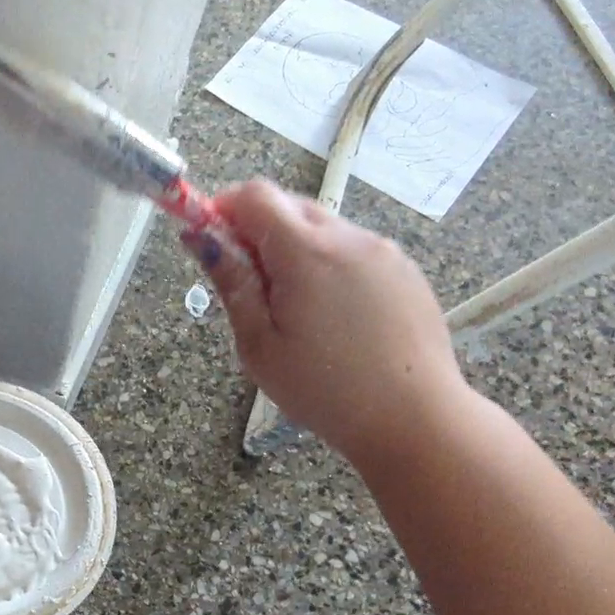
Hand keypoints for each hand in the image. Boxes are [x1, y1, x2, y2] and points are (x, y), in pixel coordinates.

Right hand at [190, 179, 471, 464]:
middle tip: (242, 281)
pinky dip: (327, 264)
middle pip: (289, 205)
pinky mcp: (405, 270)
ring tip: (288, 307)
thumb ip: (231, 283)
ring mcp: (384, 251)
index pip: (255, 195)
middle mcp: (350, 238)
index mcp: (307, 253)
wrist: (415, 419)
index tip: (206, 238)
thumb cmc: (323, 390)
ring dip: (292, 248)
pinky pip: (353, 249)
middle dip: (255, 229)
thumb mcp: (258, 344)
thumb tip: (200, 238)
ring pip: (322, 227)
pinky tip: (328, 315)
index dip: (221, 207)